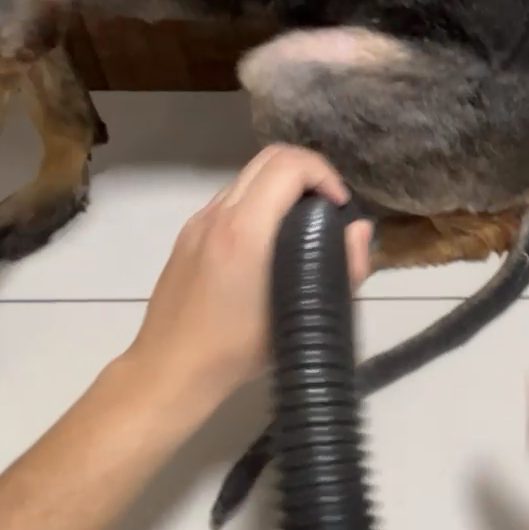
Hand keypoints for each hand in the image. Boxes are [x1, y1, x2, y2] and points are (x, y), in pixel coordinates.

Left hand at [119, 145, 373, 394]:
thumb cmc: (240, 350)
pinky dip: (259, 202)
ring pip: (249, 176)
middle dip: (308, 171)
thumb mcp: (304, 315)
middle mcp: (219, 214)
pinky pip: (231, 198)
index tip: (340, 206)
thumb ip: (344, 269)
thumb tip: (359, 229)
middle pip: (270, 157)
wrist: (169, 372)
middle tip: (328, 205)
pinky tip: (268, 243)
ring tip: (302, 224)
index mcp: (246, 229)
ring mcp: (198, 221)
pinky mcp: (188, 234)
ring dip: (282, 186)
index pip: (290, 166)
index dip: (325, 174)